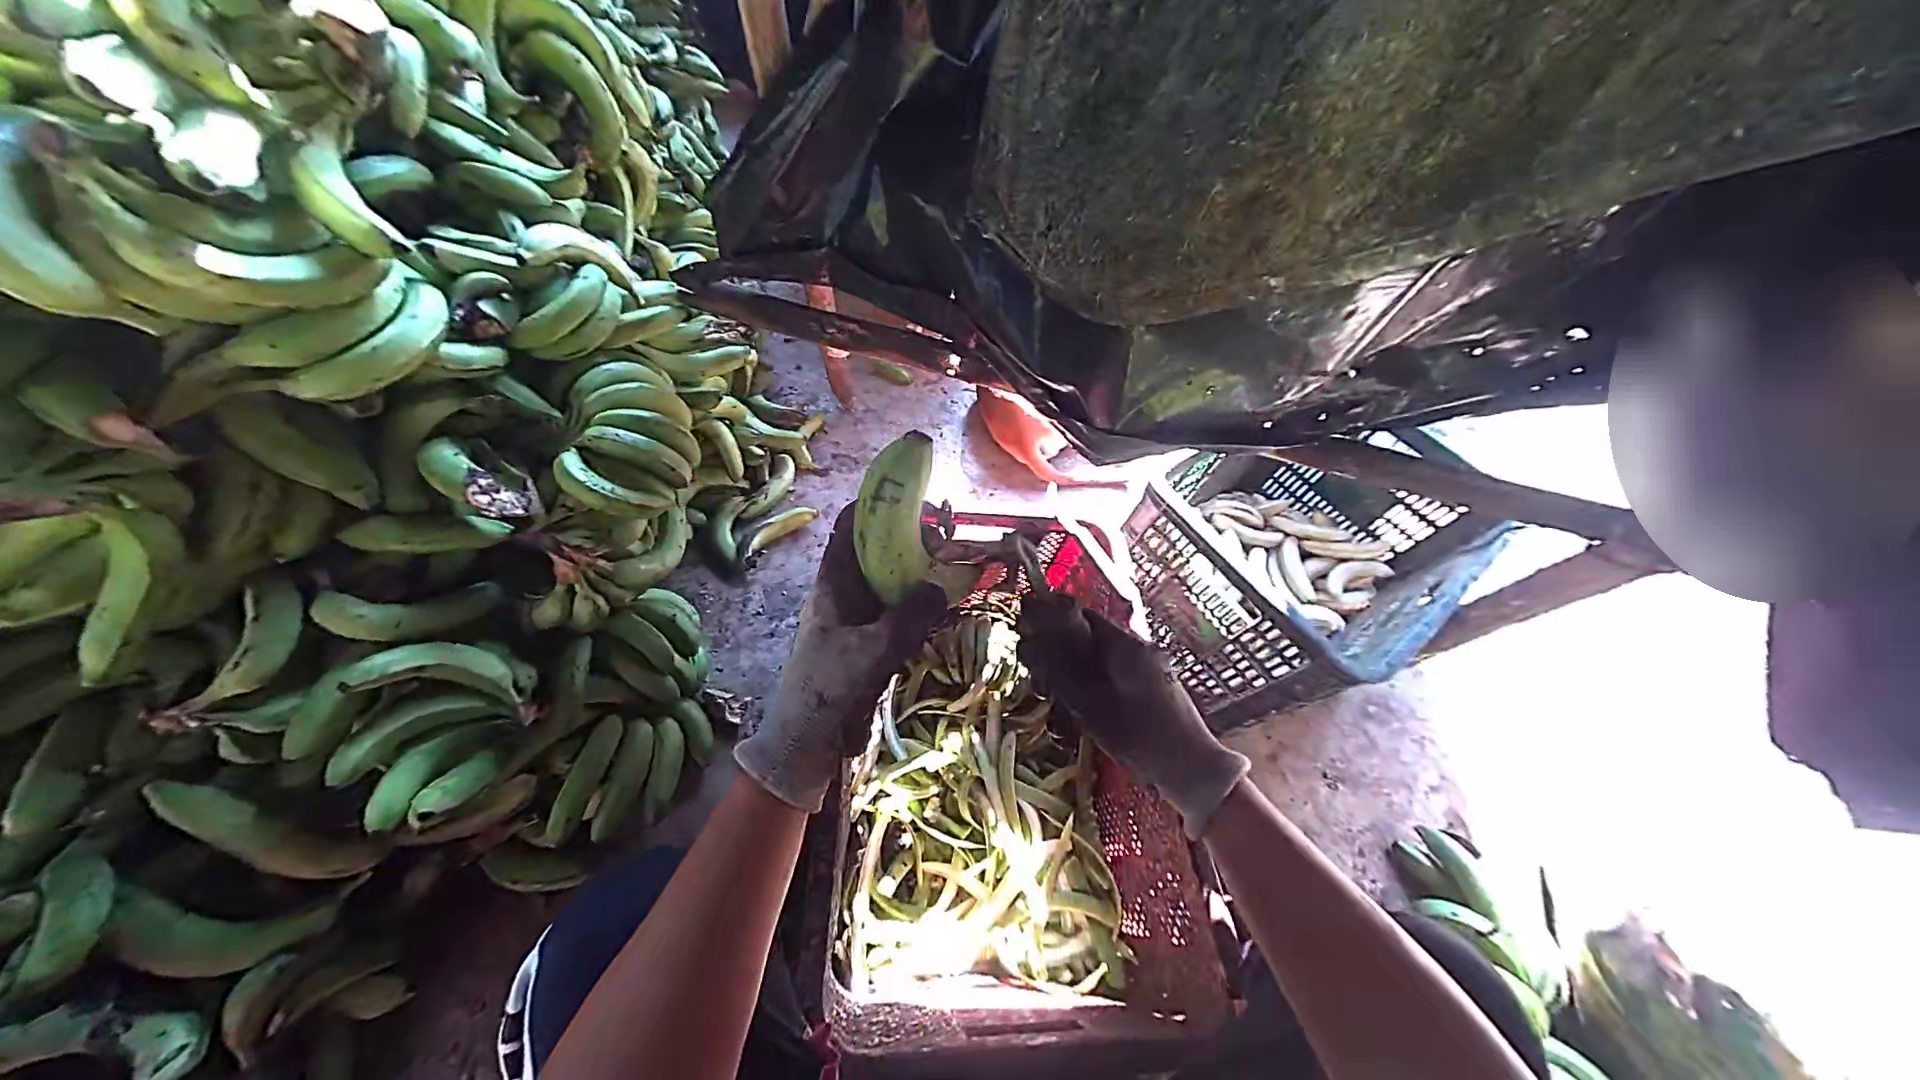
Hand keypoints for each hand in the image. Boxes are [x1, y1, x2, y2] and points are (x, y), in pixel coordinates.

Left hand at [735, 505, 947, 810]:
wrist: (805, 741)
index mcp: (834, 581)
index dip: (879, 504)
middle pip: (876, 547)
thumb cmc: (829, 689)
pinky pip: (896, 608)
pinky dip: (917, 602)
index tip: (917, 501)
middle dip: (910, 538)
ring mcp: (855, 615)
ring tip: (951, 571)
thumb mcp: (874, 650)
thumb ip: (910, 616)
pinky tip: (940, 610)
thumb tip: (939, 587)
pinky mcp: (867, 638)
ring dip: (916, 571)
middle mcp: (844, 590)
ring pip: (888, 578)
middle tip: (946, 543)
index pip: (850, 524)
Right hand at [1018, 592, 1247, 838]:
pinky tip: (1081, 697)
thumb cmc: (1142, 738)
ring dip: (1078, 660)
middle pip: (1093, 633)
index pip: (1083, 615)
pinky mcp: (1156, 685)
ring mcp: (1151, 666)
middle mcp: (1141, 648)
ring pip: (1103, 652)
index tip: (1029, 630)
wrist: (1193, 770)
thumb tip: (1033, 647)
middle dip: (1062, 642)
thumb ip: (1061, 675)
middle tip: (1037, 662)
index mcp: (1126, 647)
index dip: (1053, 618)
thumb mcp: (1092, 709)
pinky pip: (1117, 669)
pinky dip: (1095, 675)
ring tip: (1053, 682)